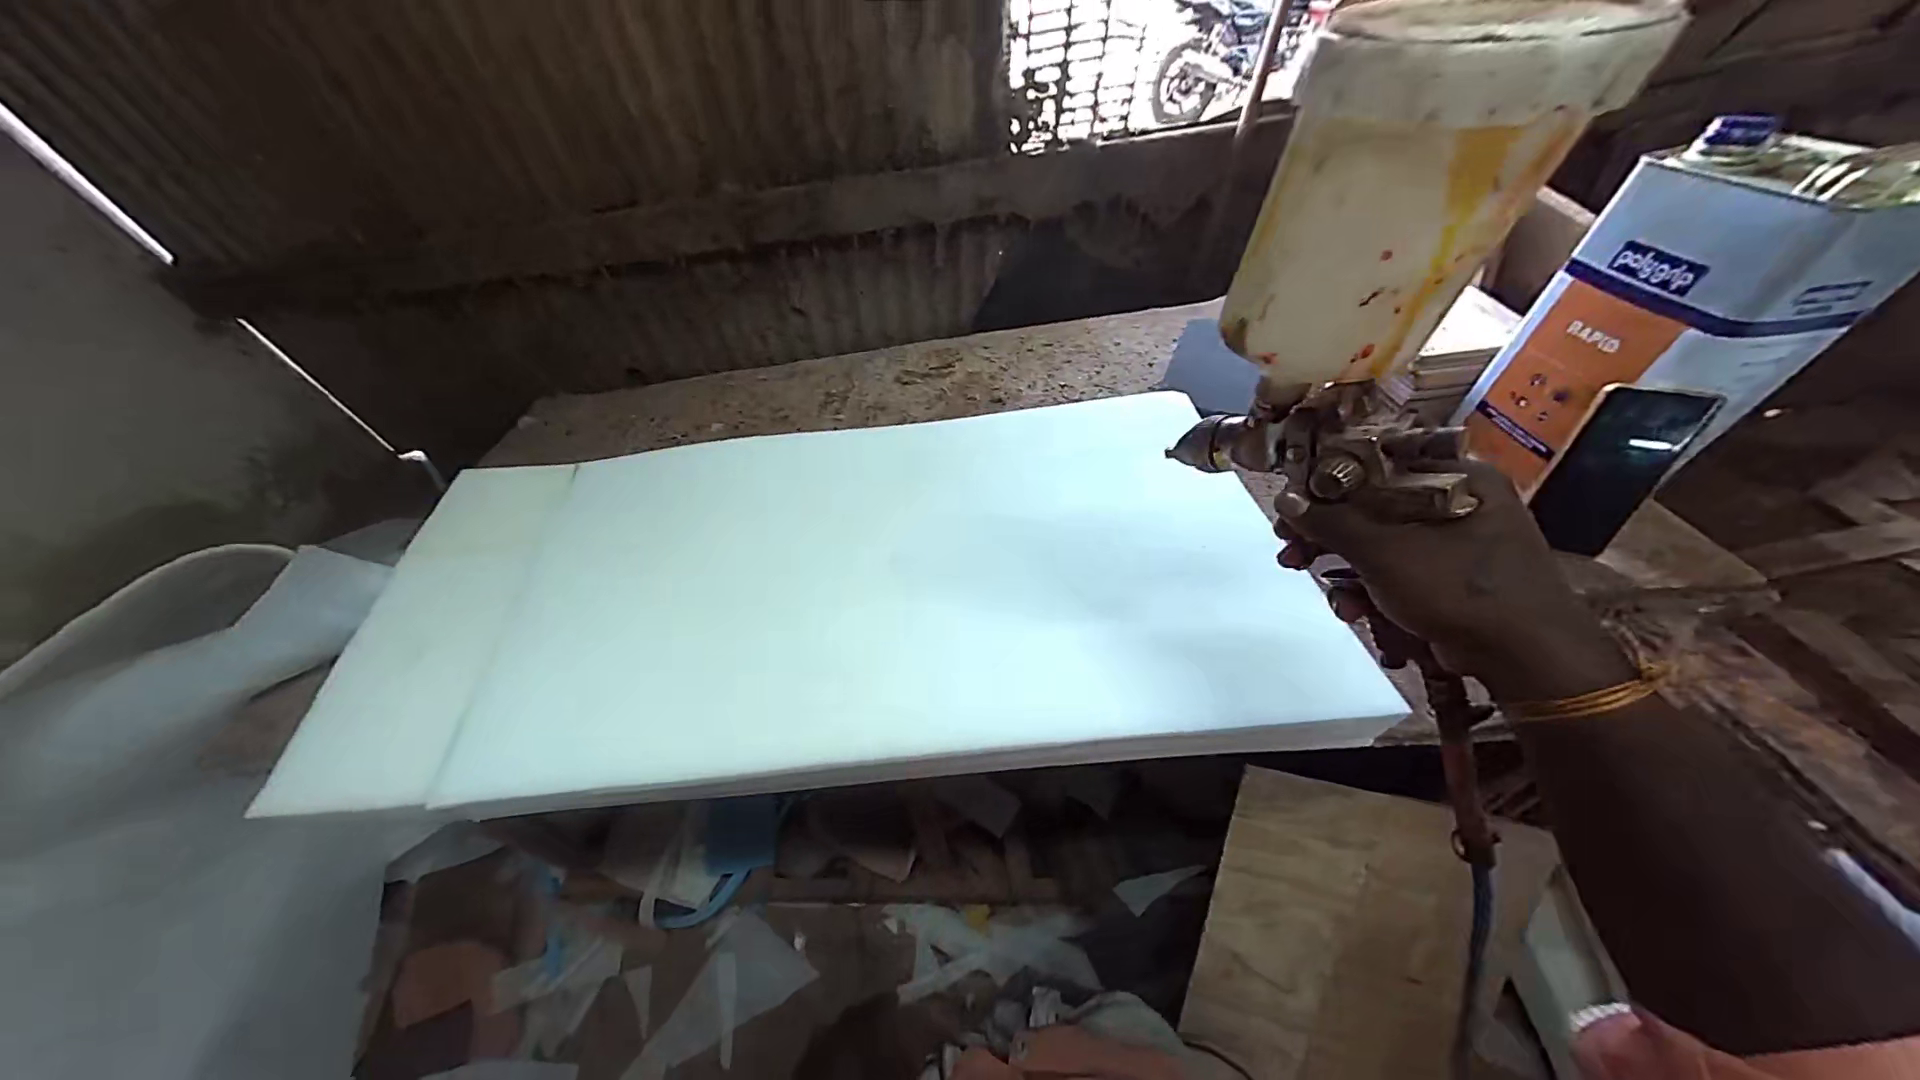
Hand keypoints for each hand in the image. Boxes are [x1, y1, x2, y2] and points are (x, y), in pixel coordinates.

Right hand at [1274, 460, 1634, 700]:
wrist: (1525, 658)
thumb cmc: (1458, 588)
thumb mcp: (1384, 551)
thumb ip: (1331, 521)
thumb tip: (1286, 499)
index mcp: (1454, 476)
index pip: (1377, 463)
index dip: (1326, 482)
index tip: (1293, 505)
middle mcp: (1456, 500)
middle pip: (1370, 505)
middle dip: (1324, 533)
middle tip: (1290, 549)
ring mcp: (1453, 540)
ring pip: (1377, 541)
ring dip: (1338, 566)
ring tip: (1314, 584)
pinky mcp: (1447, 575)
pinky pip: (1394, 568)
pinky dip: (1367, 587)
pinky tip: (1353, 610)